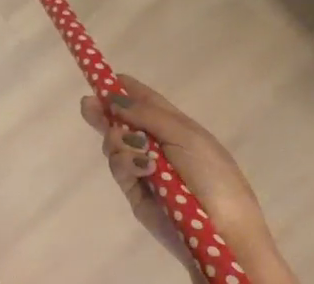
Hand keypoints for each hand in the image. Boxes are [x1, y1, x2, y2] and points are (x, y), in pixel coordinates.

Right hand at [80, 76, 296, 283]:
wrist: (225, 235)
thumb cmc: (214, 178)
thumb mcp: (187, 136)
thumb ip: (147, 113)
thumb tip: (112, 98)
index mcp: (176, 128)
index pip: (143, 100)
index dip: (122, 87)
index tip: (99, 78)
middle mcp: (157, 144)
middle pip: (120, 119)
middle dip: (103, 110)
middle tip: (88, 105)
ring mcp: (144, 167)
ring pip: (114, 141)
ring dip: (119, 139)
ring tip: (136, 148)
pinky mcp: (134, 190)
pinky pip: (118, 167)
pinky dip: (126, 162)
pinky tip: (143, 168)